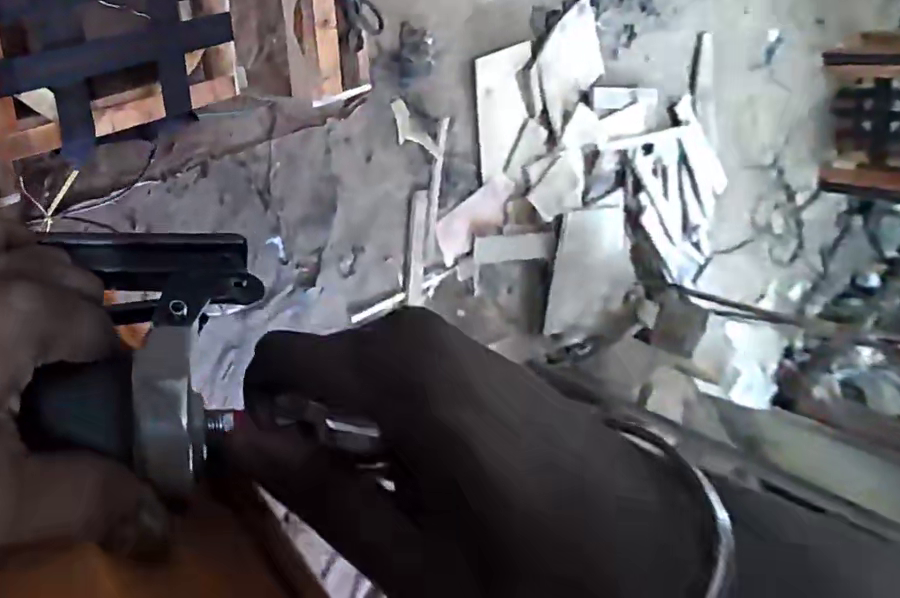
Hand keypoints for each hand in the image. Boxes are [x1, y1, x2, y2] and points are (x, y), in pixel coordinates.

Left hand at [0, 220, 164, 554]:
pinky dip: (19, 256)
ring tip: (43, 356)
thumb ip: (82, 499)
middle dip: (92, 336)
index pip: (106, 333)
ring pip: (46, 259)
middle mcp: (8, 271)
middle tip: (68, 400)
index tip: (97, 421)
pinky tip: (7, 291)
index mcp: (30, 312)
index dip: (112, 379)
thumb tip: (156, 512)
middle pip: (83, 288)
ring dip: (62, 298)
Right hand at [223, 309, 709, 597]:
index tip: (287, 468)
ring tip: (401, 487)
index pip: (278, 356)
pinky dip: (382, 407)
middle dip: (311, 422)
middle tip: (358, 495)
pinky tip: (429, 462)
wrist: (663, 549)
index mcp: (395, 371)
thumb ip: (316, 491)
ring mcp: (437, 330)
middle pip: (314, 362)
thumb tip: (236, 442)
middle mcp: (407, 330)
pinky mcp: (457, 341)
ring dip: (348, 420)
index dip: (261, 409)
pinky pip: (386, 361)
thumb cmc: (534, 570)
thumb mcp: (416, 561)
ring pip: (348, 364)